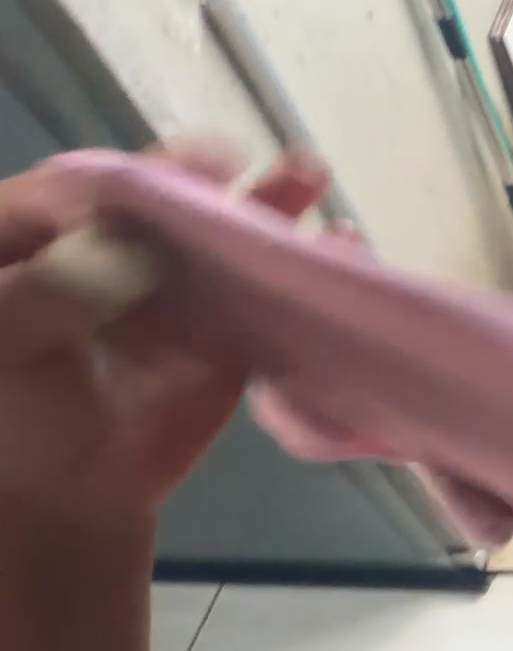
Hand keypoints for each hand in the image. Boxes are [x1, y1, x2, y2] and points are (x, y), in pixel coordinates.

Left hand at [0, 141, 329, 532]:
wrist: (67, 492)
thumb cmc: (4, 420)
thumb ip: (48, 295)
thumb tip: (134, 249)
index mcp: (26, 246)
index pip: (79, 193)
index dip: (133, 175)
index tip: (191, 164)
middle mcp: (102, 257)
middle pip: (161, 207)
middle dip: (209, 178)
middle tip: (251, 157)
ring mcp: (170, 294)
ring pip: (220, 243)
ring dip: (266, 212)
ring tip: (312, 174)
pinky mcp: (225, 331)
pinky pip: (264, 294)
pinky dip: (301, 271)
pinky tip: (341, 243)